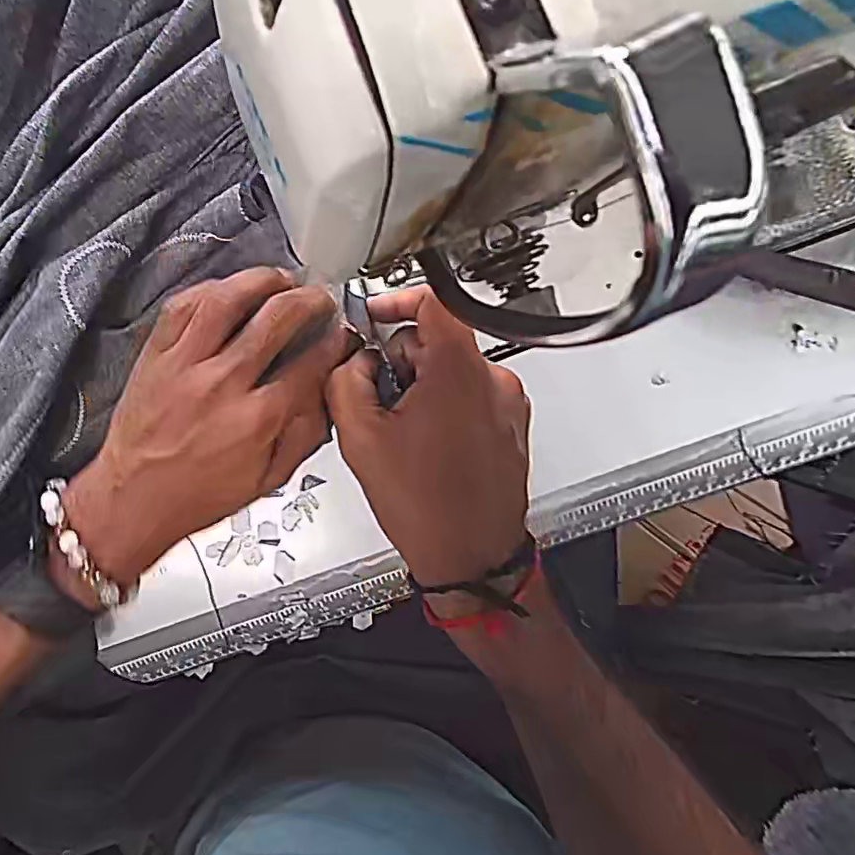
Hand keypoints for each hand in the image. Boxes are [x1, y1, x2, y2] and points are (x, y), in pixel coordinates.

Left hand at [62, 267, 351, 585]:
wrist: (133, 499)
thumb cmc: (194, 495)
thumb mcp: (267, 479)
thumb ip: (303, 434)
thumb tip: (325, 394)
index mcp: (256, 419)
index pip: (311, 363)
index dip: (334, 341)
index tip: (339, 334)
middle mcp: (222, 385)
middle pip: (277, 318)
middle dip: (309, 300)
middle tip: (318, 298)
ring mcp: (185, 365)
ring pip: (228, 300)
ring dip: (262, 280)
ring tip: (280, 280)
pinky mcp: (156, 356)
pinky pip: (182, 306)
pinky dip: (209, 289)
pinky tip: (226, 289)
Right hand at [327, 286, 530, 585]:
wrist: (471, 555)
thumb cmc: (429, 508)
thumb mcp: (360, 437)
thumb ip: (345, 381)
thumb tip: (351, 361)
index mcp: (458, 372)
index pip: (433, 300)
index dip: (396, 300)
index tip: (377, 315)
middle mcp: (491, 381)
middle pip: (436, 338)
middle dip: (399, 360)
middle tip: (378, 397)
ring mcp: (506, 403)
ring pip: (450, 368)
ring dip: (419, 385)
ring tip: (402, 431)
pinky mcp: (509, 423)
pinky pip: (468, 393)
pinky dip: (442, 404)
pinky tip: (423, 442)